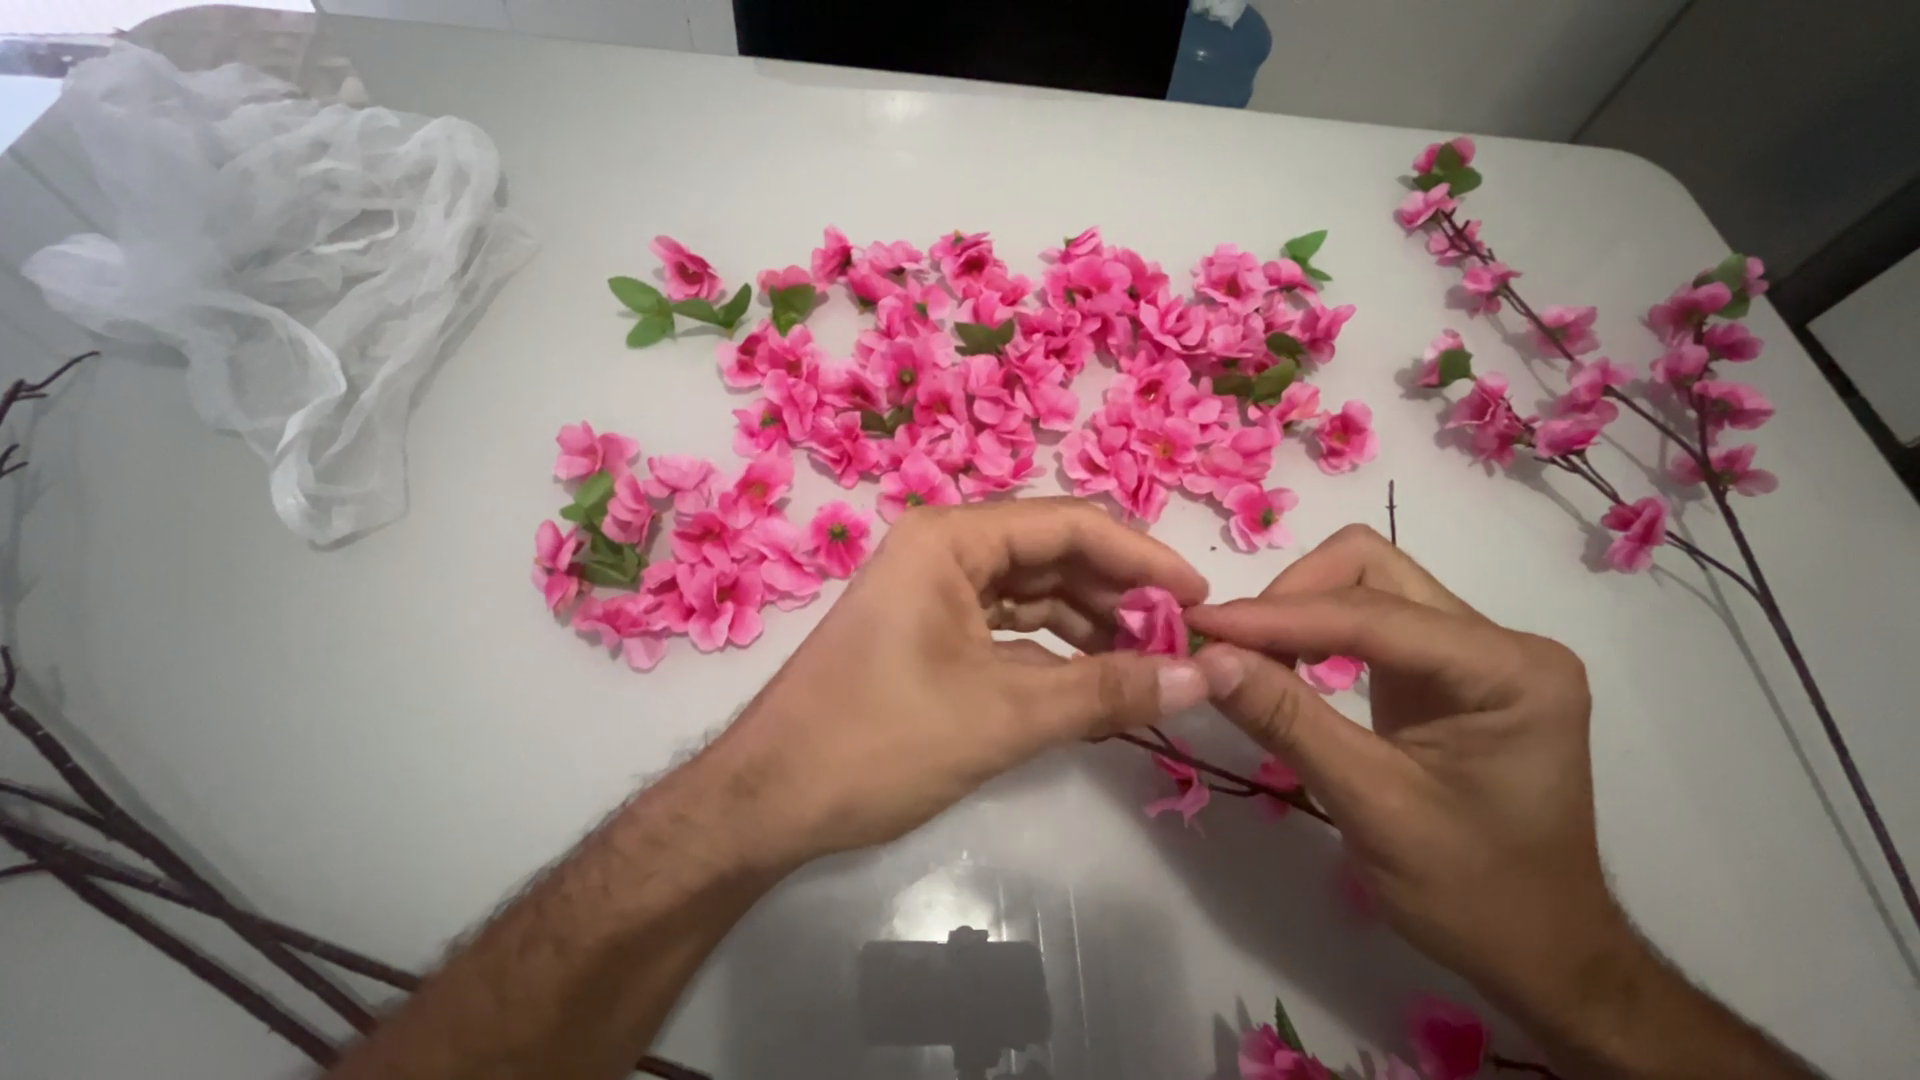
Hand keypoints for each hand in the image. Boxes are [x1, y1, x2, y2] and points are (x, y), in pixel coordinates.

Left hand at [705, 498, 1210, 869]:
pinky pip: (1006, 633)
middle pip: (1053, 558)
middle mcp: (941, 551)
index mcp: (949, 539)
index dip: (1143, 558)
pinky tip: (1096, 691)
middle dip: (1119, 599)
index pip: (1070, 526)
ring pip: (1032, 598)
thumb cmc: (879, 741)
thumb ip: (1108, 691)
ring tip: (1150, 671)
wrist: (769, 802)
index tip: (1201, 599)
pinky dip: (1052, 658)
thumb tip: (1205, 677)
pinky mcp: (927, 638)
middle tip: (1182, 645)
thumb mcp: (1004, 716)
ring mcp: (931, 595)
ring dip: (1090, 631)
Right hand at [1184, 525, 1626, 1021]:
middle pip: (1373, 570)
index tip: (1199, 628)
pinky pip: (1371, 624)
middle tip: (1227, 645)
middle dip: (1291, 597)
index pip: (1371, 613)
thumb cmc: (1472, 892)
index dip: (1277, 615)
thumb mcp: (1370, 806)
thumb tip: (1207, 661)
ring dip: (1298, 612)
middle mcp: (1501, 642)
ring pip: (1368, 586)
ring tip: (1245, 656)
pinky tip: (1284, 666)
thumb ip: (1288, 722)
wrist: (1540, 951)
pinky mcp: (1450, 672)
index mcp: (1508, 669)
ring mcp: (1477, 653)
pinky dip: (1315, 635)